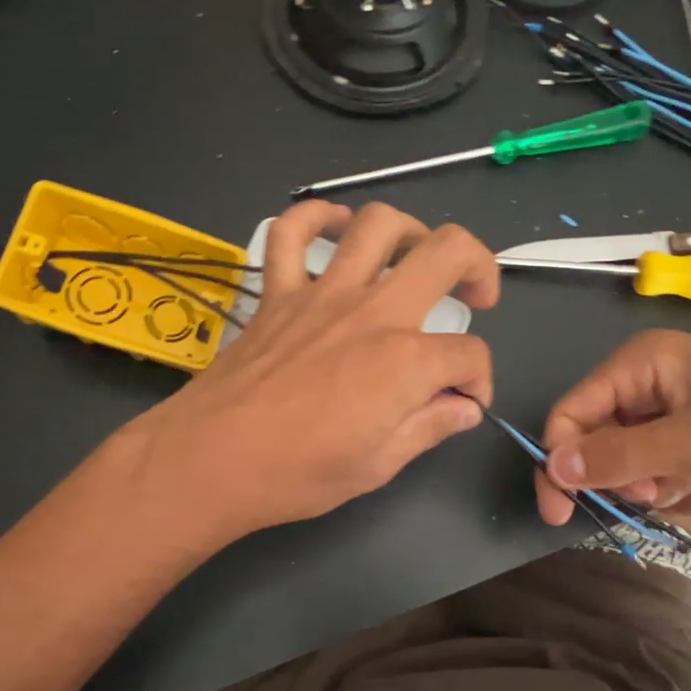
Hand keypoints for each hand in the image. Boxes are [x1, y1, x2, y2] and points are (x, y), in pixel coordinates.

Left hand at [119, 200, 500, 541]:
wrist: (211, 459)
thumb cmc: (297, 473)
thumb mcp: (378, 466)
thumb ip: (429, 427)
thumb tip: (464, 407)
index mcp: (406, 361)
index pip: (469, 354)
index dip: (479, 380)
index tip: (464, 403)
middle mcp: (372, 312)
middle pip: (446, 253)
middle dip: (479, 266)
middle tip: (477, 294)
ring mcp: (322, 294)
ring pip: (378, 224)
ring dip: (411, 230)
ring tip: (415, 256)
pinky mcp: (278, 293)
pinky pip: (291, 231)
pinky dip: (314, 217)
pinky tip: (336, 227)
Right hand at [534, 330, 690, 524]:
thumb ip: (621, 456)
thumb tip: (552, 468)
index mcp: (643, 363)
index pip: (571, 412)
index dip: (559, 460)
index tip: (561, 511)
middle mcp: (648, 386)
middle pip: (594, 442)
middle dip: (620, 477)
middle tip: (649, 496)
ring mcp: (671, 418)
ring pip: (625, 468)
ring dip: (657, 488)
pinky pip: (658, 480)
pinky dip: (683, 492)